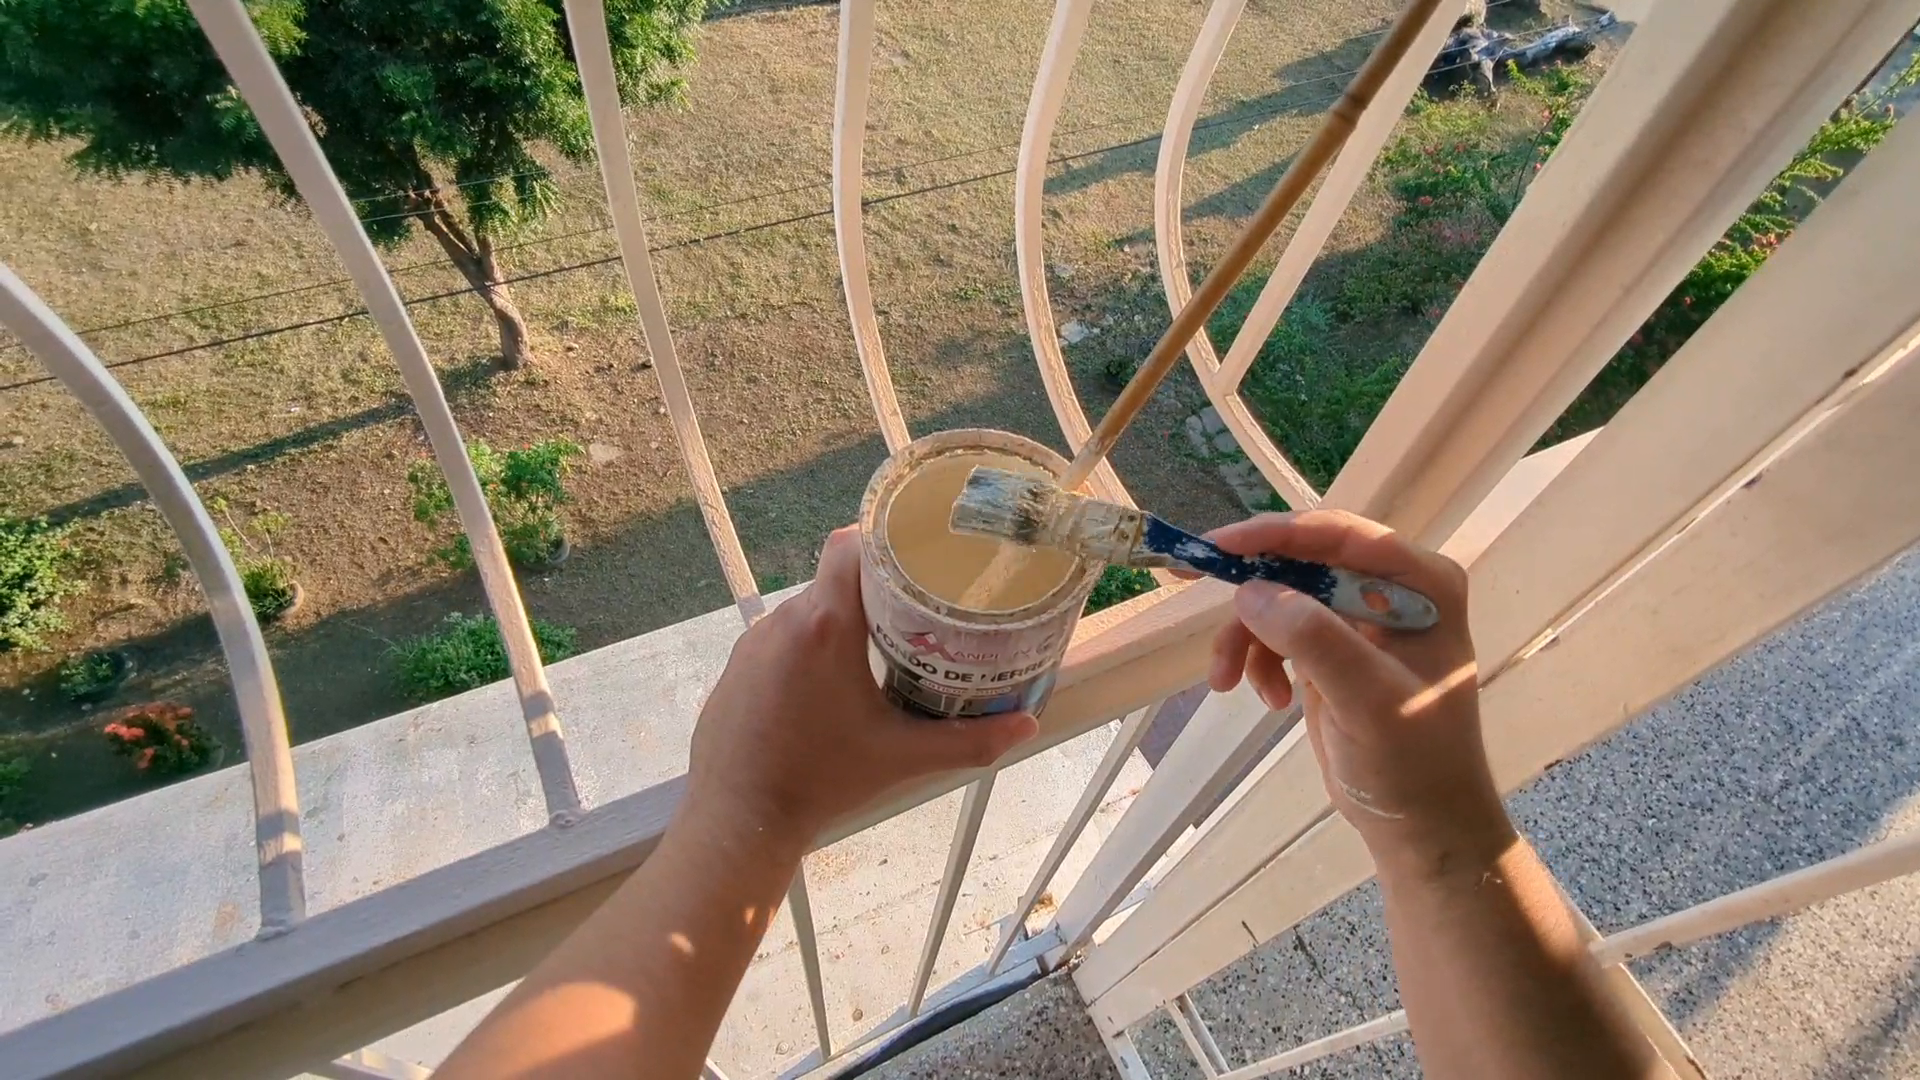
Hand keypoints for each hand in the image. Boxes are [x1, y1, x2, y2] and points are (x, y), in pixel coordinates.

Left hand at [681, 526, 1037, 854]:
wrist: (737, 821)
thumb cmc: (823, 780)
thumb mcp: (902, 758)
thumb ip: (969, 740)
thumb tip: (1028, 726)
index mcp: (826, 626)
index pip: (850, 544)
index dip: (885, 537)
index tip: (920, 551)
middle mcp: (786, 620)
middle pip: (837, 575)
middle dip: (878, 583)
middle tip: (920, 604)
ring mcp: (755, 641)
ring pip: (811, 605)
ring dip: (846, 614)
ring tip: (884, 641)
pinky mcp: (738, 663)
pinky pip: (785, 633)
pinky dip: (813, 641)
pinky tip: (832, 678)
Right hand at [1205, 510, 1512, 876]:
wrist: (1417, 822)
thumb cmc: (1410, 761)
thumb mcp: (1365, 699)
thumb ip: (1312, 639)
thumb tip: (1249, 591)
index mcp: (1418, 584)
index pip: (1338, 536)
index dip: (1274, 534)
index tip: (1217, 545)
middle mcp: (1387, 589)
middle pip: (1299, 560)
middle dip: (1246, 585)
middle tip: (1185, 576)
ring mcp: (1355, 618)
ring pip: (1276, 598)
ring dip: (1243, 637)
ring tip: (1225, 680)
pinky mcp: (1328, 646)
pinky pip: (1273, 632)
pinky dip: (1256, 661)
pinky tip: (1268, 699)